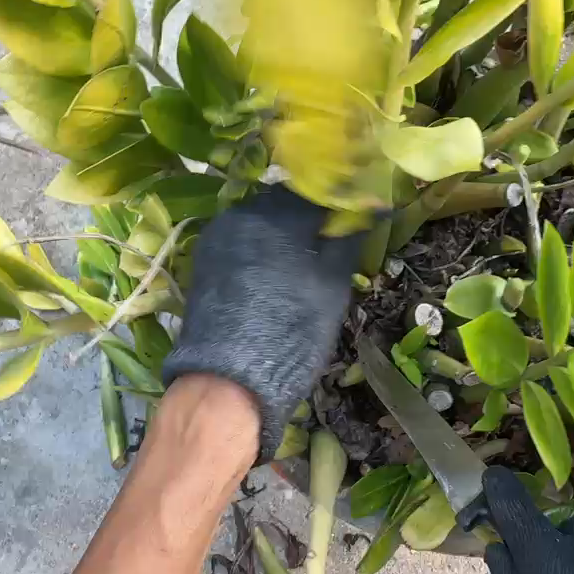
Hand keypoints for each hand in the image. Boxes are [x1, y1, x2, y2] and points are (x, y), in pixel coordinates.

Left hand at [160, 187, 363, 461]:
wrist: (226, 382)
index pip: (313, 191)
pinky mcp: (204, 260)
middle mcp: (241, 214)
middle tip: (327, 239)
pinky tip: (273, 274)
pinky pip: (240, 239)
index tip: (350, 216)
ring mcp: (217, 236)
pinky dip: (259, 248)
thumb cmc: (290, 332)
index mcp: (275, 214)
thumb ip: (346, 239)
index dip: (334, 202)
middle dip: (305, 215)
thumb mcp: (331, 285)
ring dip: (281, 231)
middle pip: (282, 202)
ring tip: (301, 260)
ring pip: (259, 221)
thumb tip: (369, 207)